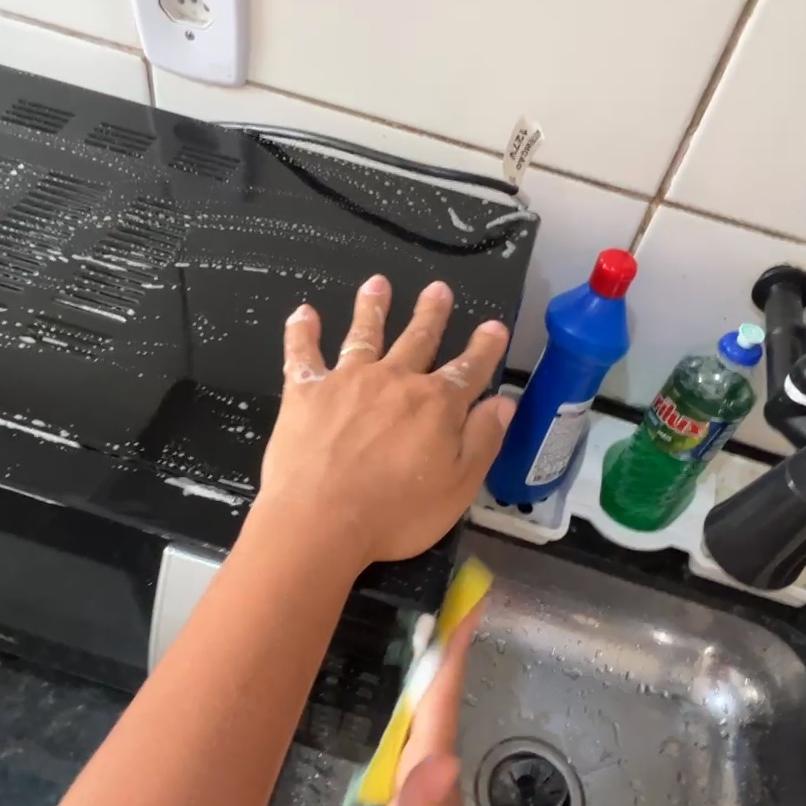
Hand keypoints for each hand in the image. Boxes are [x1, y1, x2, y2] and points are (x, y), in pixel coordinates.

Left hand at [255, 275, 513, 566]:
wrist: (319, 521)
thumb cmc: (395, 514)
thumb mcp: (458, 487)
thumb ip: (483, 440)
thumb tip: (503, 402)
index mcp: (436, 405)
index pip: (469, 369)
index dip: (485, 348)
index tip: (494, 327)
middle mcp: (394, 381)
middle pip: (417, 339)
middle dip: (431, 314)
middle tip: (438, 289)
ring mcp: (347, 381)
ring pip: (364, 334)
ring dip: (372, 307)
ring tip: (377, 283)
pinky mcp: (305, 392)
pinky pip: (303, 354)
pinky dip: (302, 332)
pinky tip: (303, 313)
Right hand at [376, 614, 497, 805]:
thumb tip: (438, 756)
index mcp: (431, 776)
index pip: (444, 700)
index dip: (455, 650)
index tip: (470, 601)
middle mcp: (436, 773)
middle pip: (443, 697)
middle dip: (448, 646)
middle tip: (451, 600)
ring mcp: (432, 789)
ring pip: (435, 714)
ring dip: (437, 671)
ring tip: (433, 634)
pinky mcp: (421, 804)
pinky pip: (422, 736)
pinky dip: (421, 706)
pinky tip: (412, 706)